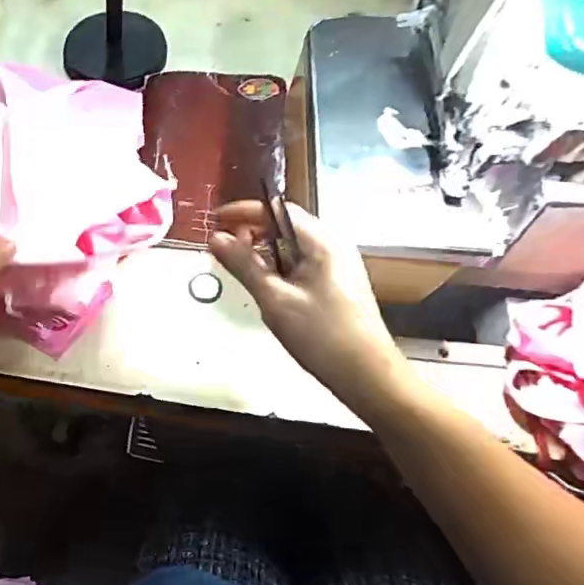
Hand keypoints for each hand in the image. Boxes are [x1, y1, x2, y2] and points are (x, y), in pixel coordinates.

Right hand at [208, 201, 407, 410]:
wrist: (367, 374)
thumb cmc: (321, 335)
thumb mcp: (274, 299)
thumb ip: (244, 266)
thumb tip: (216, 238)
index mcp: (321, 241)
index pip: (278, 210)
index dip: (244, 212)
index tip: (216, 221)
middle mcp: (333, 246)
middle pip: (285, 227)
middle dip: (252, 234)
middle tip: (225, 251)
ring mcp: (338, 266)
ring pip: (293, 249)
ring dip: (265, 254)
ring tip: (242, 273)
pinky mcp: (338, 286)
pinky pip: (302, 266)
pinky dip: (280, 270)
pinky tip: (268, 291)